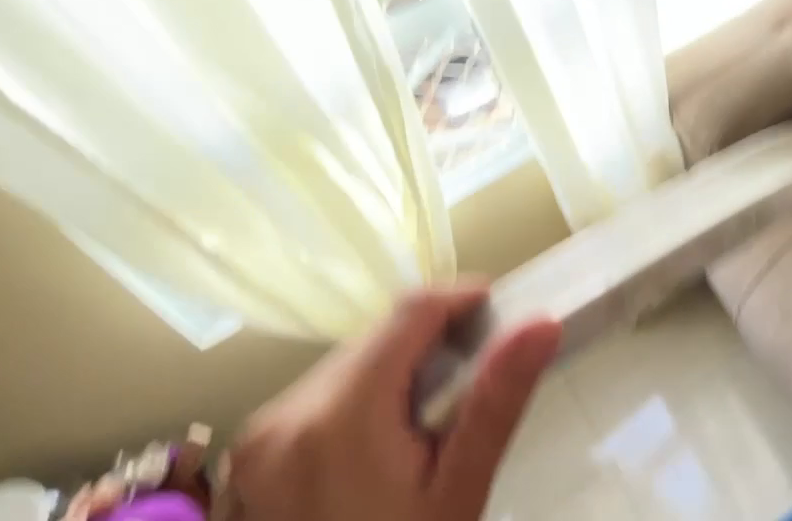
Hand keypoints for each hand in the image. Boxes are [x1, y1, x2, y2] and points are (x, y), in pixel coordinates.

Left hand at [225, 282, 560, 520]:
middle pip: (379, 336)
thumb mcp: (459, 491)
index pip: (412, 310)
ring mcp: (257, 438)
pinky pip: (320, 395)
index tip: (499, 320)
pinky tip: (378, 449)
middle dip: (430, 346)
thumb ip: (496, 402)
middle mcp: (284, 413)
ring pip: (350, 362)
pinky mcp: (249, 457)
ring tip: (424, 428)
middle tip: (468, 394)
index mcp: (339, 417)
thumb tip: (542, 322)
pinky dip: (360, 400)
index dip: (462, 300)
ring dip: (396, 371)